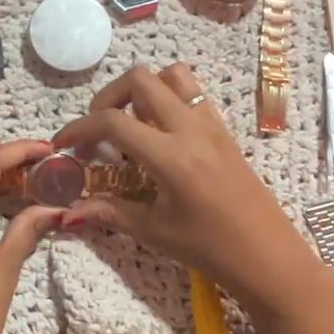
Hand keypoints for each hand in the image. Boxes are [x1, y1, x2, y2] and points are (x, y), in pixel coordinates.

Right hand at [52, 64, 332, 323]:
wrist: (269, 257)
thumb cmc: (212, 249)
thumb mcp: (156, 232)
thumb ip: (111, 212)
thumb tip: (70, 210)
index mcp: (171, 156)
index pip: (113, 121)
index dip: (79, 128)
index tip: (64, 144)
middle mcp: (191, 129)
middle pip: (141, 79)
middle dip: (109, 96)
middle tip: (98, 129)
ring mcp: (211, 125)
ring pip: (173, 76)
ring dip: (144, 89)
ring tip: (131, 121)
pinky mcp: (224, 130)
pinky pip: (193, 94)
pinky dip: (169, 98)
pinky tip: (160, 132)